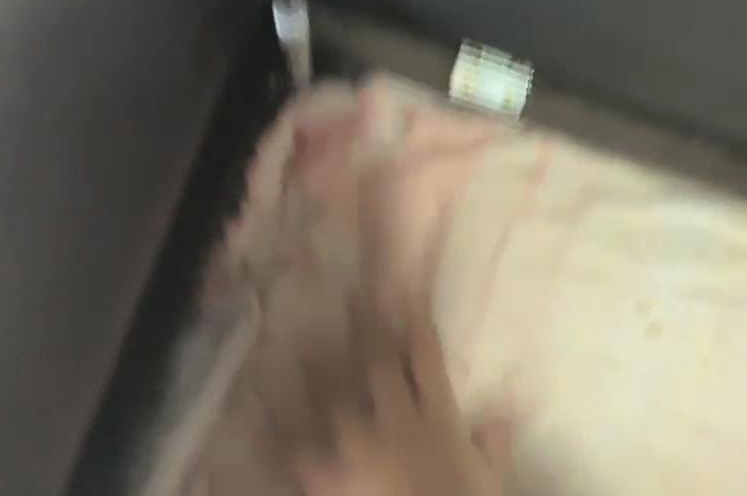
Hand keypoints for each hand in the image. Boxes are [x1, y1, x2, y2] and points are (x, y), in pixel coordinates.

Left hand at [296, 127, 512, 495]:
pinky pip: (285, 447)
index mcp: (435, 413)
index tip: (404, 272)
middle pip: (376, 354)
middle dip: (362, 314)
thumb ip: (492, 443)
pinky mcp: (317, 483)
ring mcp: (351, 448)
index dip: (414, 304)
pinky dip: (265, 421)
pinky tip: (247, 397)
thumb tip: (499, 415)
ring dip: (311, 353)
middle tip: (346, 278)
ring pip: (327, 389)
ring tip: (288, 322)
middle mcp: (392, 419)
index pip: (425, 346)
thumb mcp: (488, 480)